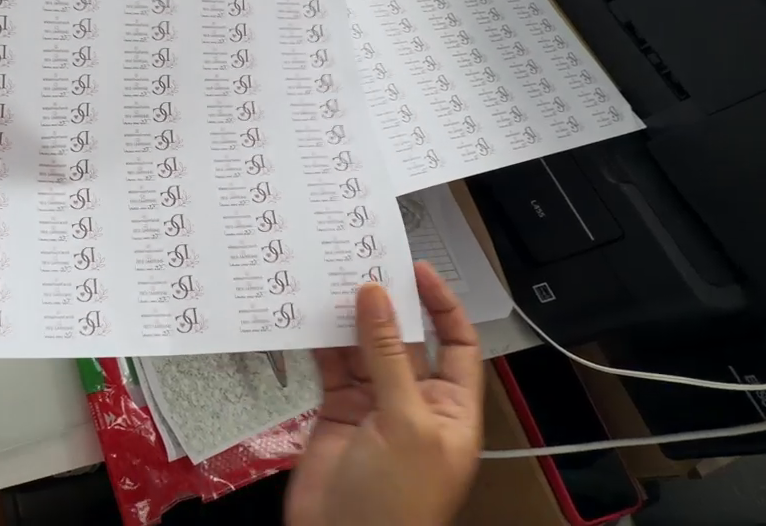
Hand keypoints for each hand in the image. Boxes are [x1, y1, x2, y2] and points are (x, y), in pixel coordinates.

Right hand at [283, 263, 484, 525]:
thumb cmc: (397, 503)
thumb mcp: (404, 422)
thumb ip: (387, 356)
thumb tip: (376, 296)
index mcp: (449, 408)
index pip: (456, 344)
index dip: (441, 305)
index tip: (416, 269)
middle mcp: (414, 401)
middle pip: (404, 338)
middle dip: (386, 303)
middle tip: (361, 263)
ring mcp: (374, 404)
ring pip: (363, 346)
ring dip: (349, 317)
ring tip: (331, 281)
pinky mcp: (338, 407)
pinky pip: (331, 362)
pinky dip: (319, 339)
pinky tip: (309, 317)